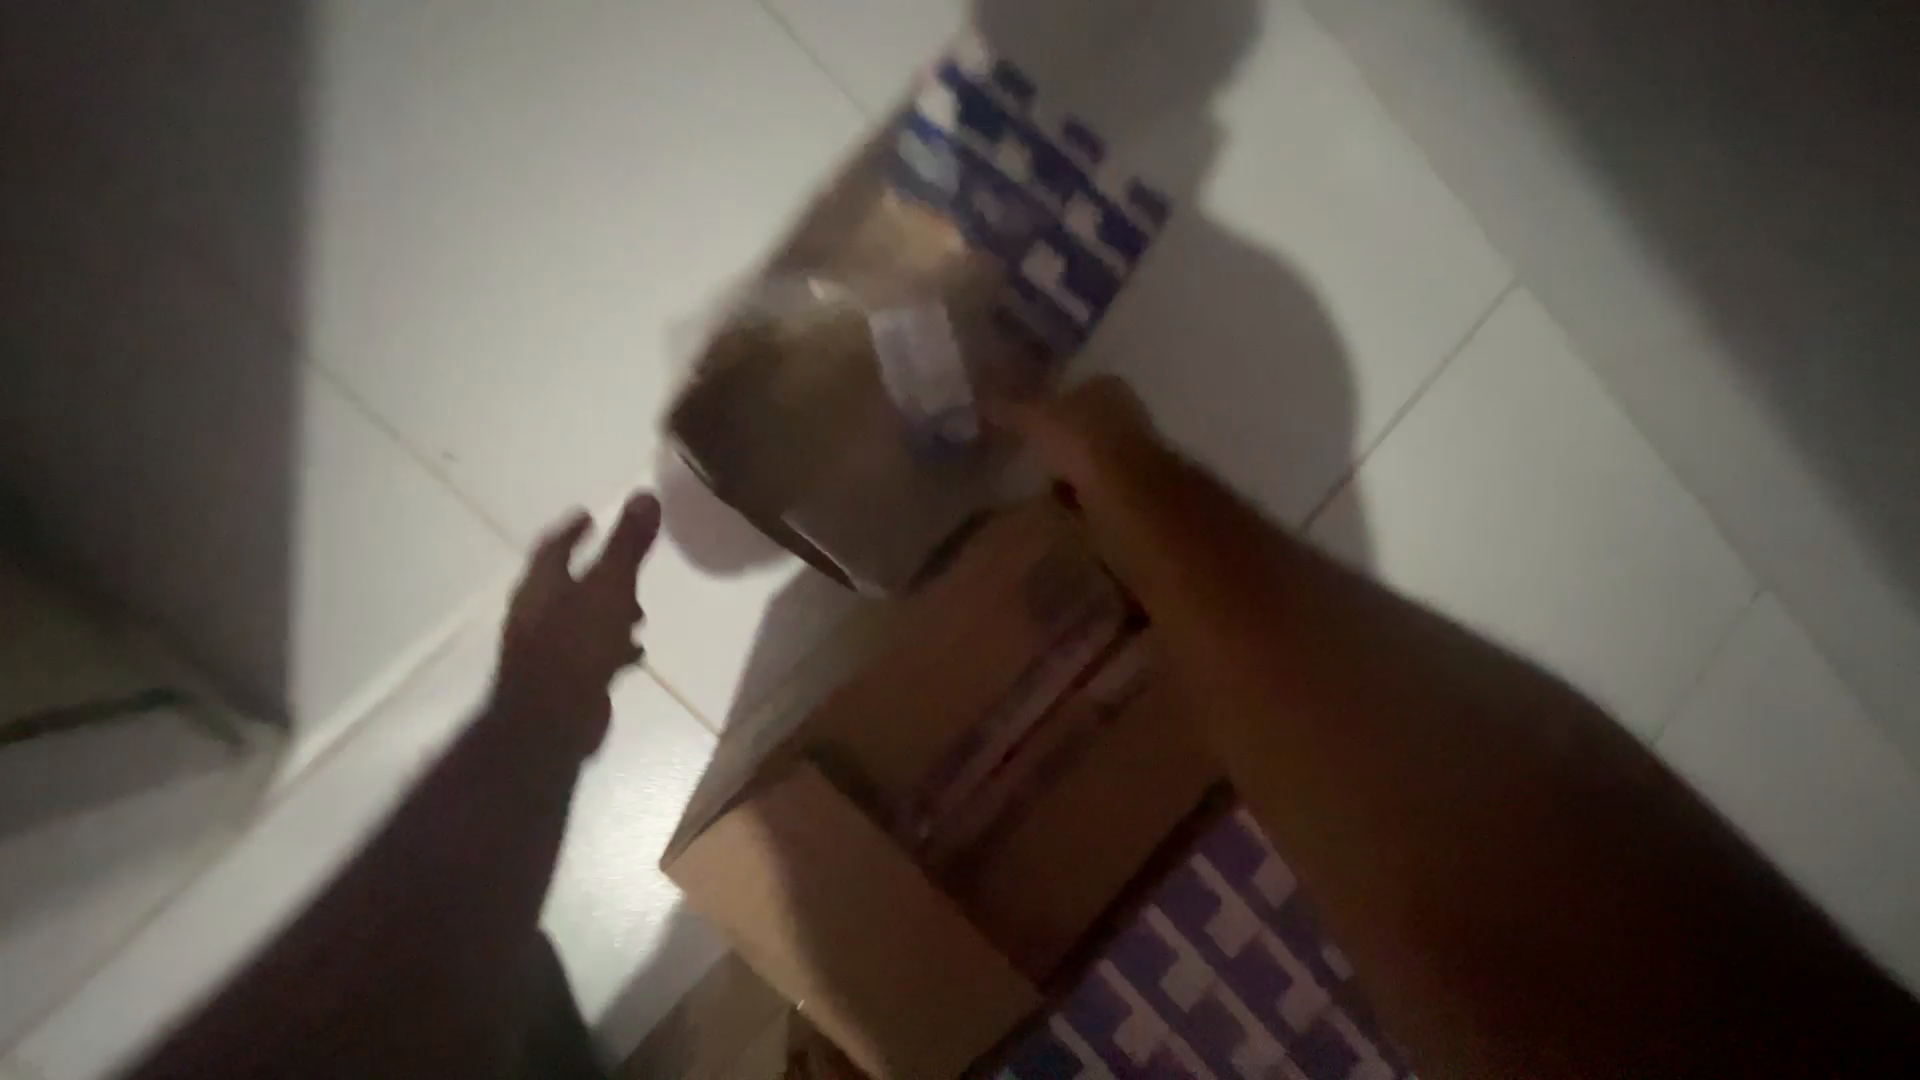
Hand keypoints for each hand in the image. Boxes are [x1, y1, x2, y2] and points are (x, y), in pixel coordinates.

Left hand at [495, 492, 661, 755]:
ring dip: (607, 610)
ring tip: (638, 611)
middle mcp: (536, 612)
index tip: (587, 515)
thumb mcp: (610, 586)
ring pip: (579, 618)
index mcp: (542, 585)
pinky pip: (588, 650)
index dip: (572, 530)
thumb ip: (628, 544)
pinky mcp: (561, 679)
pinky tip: (631, 652)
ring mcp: (546, 648)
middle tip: (624, 563)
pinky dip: (610, 644)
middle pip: (566, 582)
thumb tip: (645, 494)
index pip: (553, 546)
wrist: (552, 721)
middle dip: (597, 571)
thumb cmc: (578, 645)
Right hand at [998, 375, 1162, 502]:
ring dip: (1072, 470)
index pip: (1074, 387)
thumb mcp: (1034, 418)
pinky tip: (1065, 504)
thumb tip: (980, 397)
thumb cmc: (1080, 441)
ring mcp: (1135, 449)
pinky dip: (1082, 495)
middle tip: (1032, 455)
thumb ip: (1009, 406)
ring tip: (1045, 484)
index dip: (1050, 404)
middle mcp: (1127, 411)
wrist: (1124, 490)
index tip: (1028, 424)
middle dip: (1062, 441)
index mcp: (1106, 385)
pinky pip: (1099, 486)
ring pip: (1093, 457)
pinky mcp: (1136, 484)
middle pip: (1084, 424)